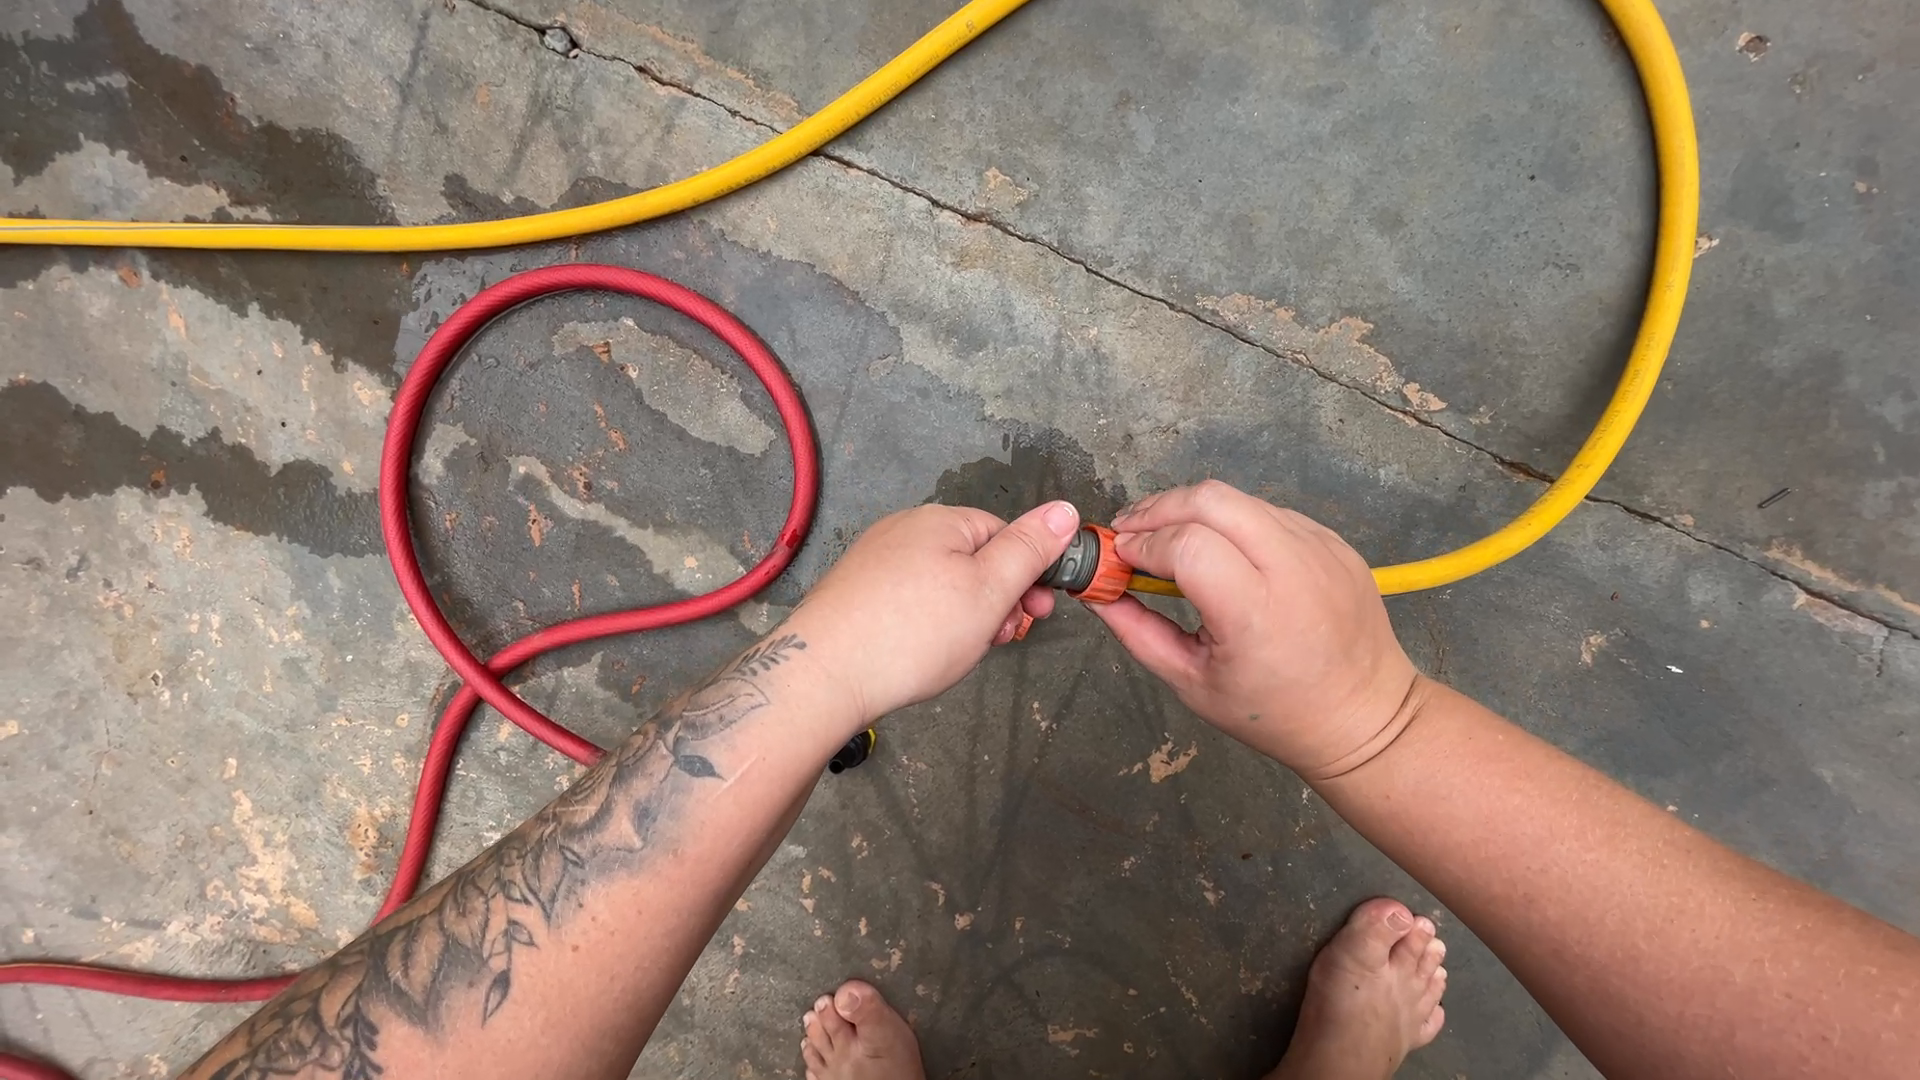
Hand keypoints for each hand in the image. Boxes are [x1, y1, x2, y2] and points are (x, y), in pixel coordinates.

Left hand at [786, 501, 1081, 724]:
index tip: (1036, 615)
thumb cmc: (916, 632)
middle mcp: (905, 528)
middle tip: (998, 640)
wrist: (824, 674)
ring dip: (965, 614)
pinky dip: (928, 621)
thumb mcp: (989, 589)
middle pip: (972, 558)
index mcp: (941, 520)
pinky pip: (909, 597)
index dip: (1028, 574)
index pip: (1004, 534)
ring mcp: (875, 559)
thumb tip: (1065, 508)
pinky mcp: (855, 590)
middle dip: (996, 599)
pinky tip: (923, 651)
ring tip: (961, 652)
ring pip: (942, 582)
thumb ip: (1030, 548)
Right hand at [1087, 481, 1418, 779]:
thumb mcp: (1189, 682)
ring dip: (1190, 509)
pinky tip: (1216, 548)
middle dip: (1157, 507)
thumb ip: (1135, 630)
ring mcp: (1321, 546)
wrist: (1366, 716)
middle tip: (1129, 532)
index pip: (1187, 545)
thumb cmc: (1272, 712)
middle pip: (1211, 499)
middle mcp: (1294, 566)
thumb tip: (1095, 590)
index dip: (1143, 543)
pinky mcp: (1333, 540)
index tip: (1118, 556)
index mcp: (1256, 612)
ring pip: (1238, 498)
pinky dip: (1228, 521)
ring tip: (1164, 536)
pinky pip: (1266, 512)